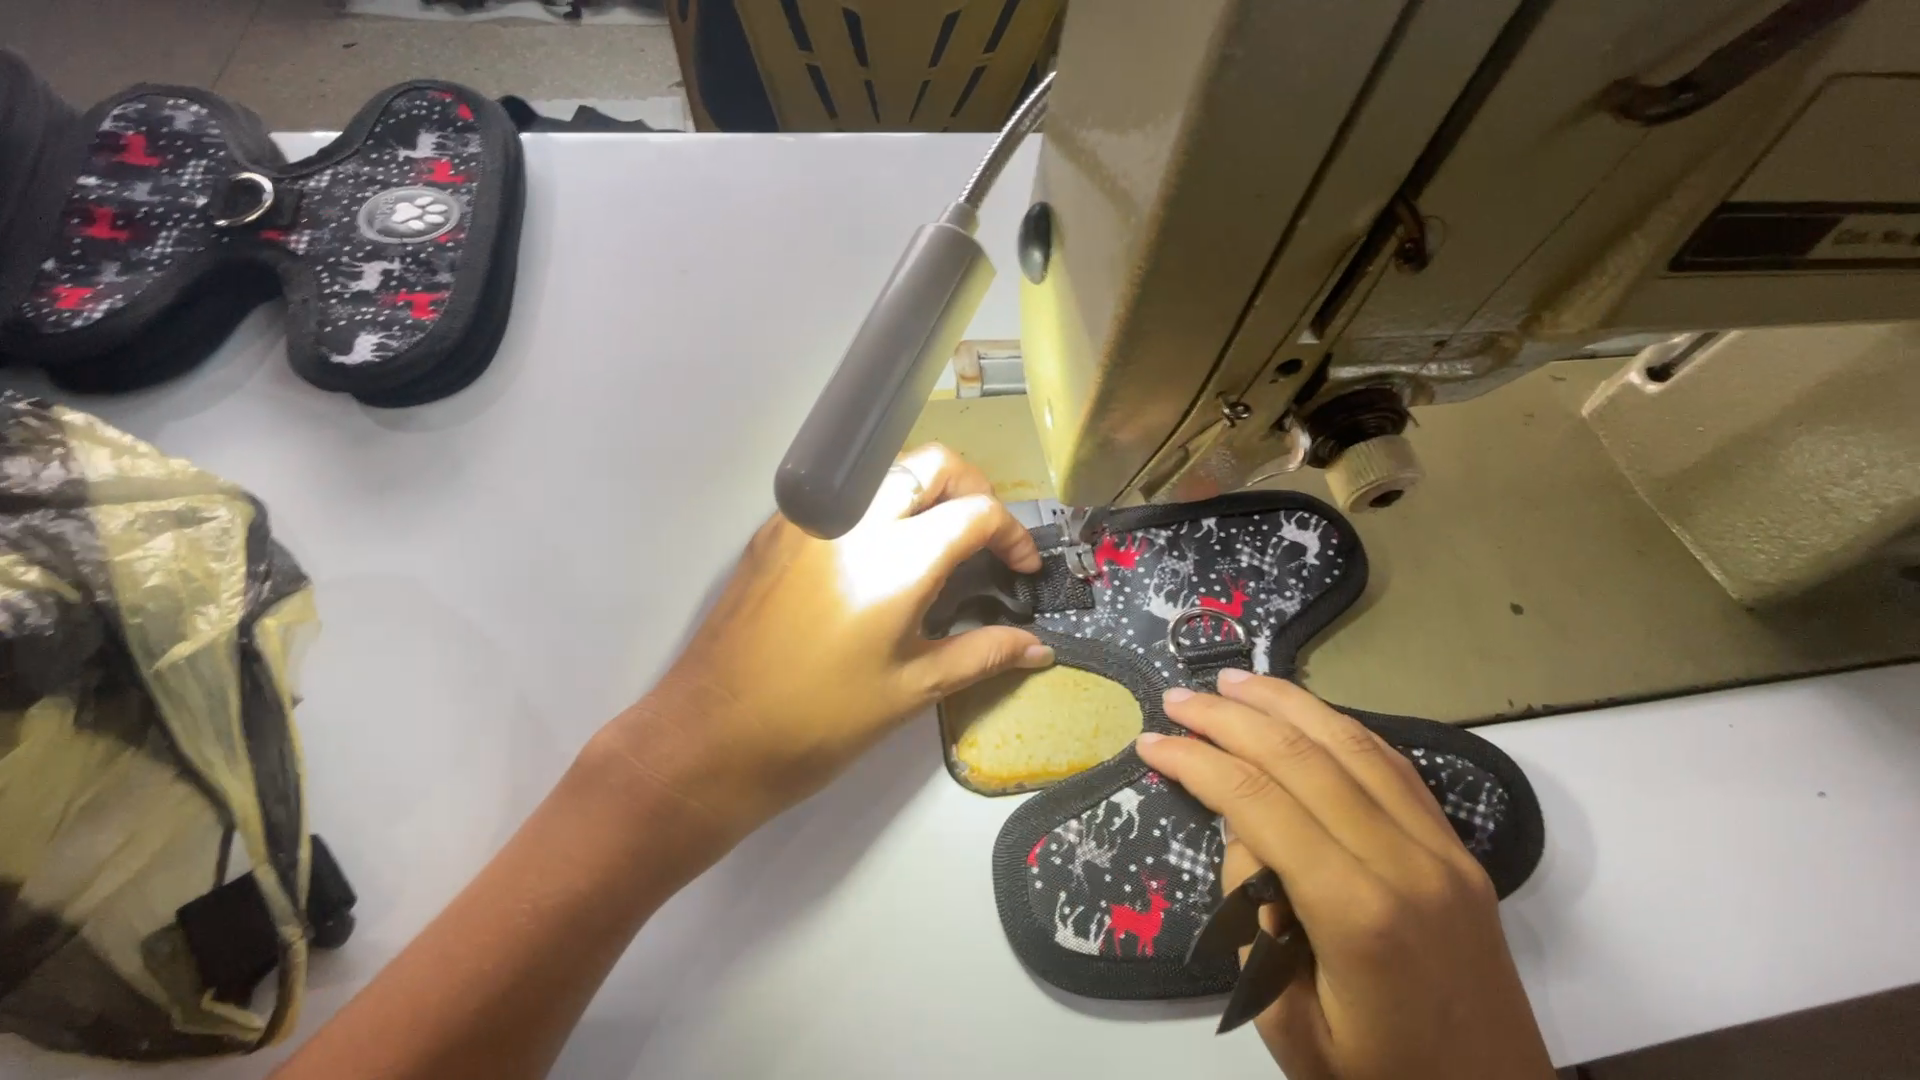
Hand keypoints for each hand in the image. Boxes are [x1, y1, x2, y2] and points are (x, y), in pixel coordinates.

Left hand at [606, 443, 1053, 840]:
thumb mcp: (911, 690)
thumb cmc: (819, 722)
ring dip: (924, 489)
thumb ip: (982, 655)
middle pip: (931, 464)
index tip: (1021, 567)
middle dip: (973, 489)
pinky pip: (842, 496)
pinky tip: (879, 556)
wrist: (710, 737)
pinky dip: (877, 506)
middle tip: (984, 537)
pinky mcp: (776, 531)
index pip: (975, 512)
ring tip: (938, 541)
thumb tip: (1039, 648)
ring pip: (883, 472)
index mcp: (896, 558)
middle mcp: (854, 519)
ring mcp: (809, 519)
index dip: (1012, 534)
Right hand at [1136, 671, 1552, 1079]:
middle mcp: (1404, 862)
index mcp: (1357, 911)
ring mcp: (1441, 850)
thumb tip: (1246, 838)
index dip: (1196, 762)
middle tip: (1176, 698)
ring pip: (1353, 745)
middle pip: (1302, 757)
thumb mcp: (1288, 1025)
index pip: (1258, 802)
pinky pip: (1394, 767)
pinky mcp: (1458, 852)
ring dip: (1286, 703)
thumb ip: (1253, 922)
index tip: (1150, 743)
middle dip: (1229, 719)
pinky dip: (1342, 727)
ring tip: (1233, 680)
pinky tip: (1307, 712)